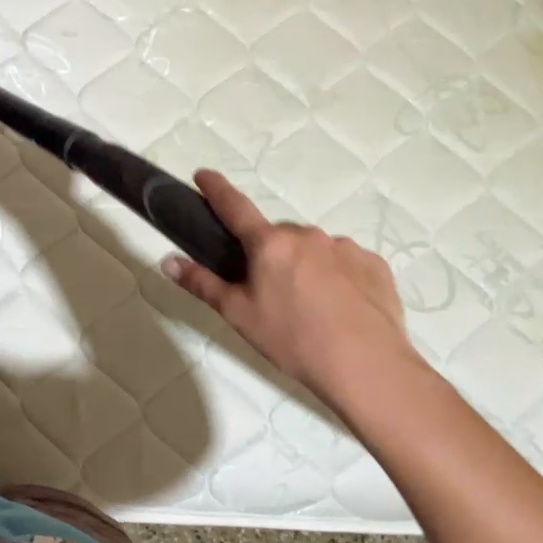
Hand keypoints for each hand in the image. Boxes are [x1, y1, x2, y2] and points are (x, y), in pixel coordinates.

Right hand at [162, 170, 417, 402]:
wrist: (368, 367)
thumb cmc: (293, 339)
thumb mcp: (238, 314)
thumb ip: (201, 283)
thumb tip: (167, 260)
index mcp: (269, 243)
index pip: (234, 207)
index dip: (216, 189)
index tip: (203, 175)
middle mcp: (307, 235)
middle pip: (277, 236)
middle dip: (268, 253)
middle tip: (267, 289)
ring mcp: (345, 248)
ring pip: (312, 249)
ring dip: (303, 265)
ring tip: (308, 304)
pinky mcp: (375, 265)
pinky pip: (345, 262)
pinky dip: (336, 276)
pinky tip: (339, 306)